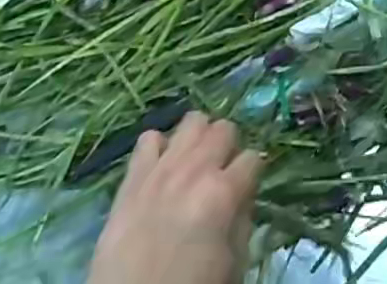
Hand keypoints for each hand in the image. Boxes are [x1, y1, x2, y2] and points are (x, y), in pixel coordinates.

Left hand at [88, 112, 261, 283]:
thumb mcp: (233, 266)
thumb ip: (243, 221)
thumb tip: (243, 195)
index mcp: (223, 193)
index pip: (253, 158)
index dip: (253, 173)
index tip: (246, 186)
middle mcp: (195, 170)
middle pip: (225, 128)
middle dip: (229, 147)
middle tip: (221, 172)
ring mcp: (162, 168)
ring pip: (192, 121)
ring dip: (199, 138)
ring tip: (195, 162)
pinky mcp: (132, 176)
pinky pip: (149, 138)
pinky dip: (159, 147)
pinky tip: (162, 168)